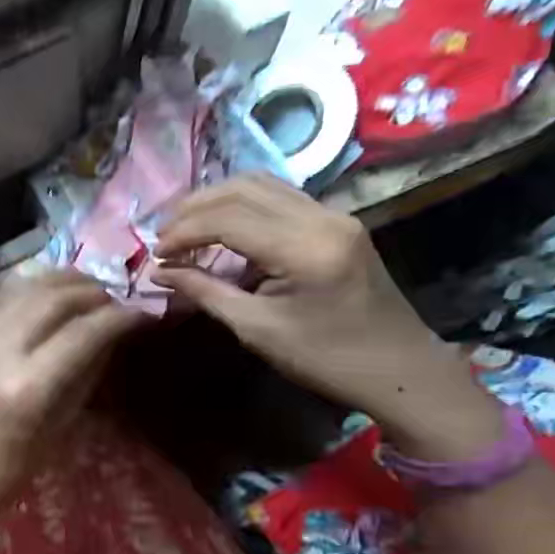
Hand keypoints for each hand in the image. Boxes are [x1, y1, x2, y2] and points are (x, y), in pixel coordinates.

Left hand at [0, 271, 144, 515]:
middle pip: (55, 299)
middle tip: (121, 297)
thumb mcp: (64, 423)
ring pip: (29, 287)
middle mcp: (3, 351)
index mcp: (29, 386)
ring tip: (95, 288)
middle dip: (94, 291)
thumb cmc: (16, 465)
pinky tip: (59, 290)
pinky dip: (39, 285)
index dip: (119, 316)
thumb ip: (89, 371)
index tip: (145, 310)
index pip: (83, 333)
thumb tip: (115, 332)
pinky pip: (9, 294)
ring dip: (67, 281)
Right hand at [153, 175, 501, 460]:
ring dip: (217, 200)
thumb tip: (160, 271)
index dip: (184, 231)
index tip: (155, 253)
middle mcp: (322, 217)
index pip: (229, 218)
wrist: (399, 368)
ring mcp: (333, 214)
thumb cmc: (326, 359)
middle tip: (163, 235)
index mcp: (305, 247)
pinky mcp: (336, 221)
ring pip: (261, 184)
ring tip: (186, 227)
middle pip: (243, 189)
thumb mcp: (258, 329)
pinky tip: (222, 228)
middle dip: (194, 208)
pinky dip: (242, 206)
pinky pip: (279, 197)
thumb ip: (206, 292)